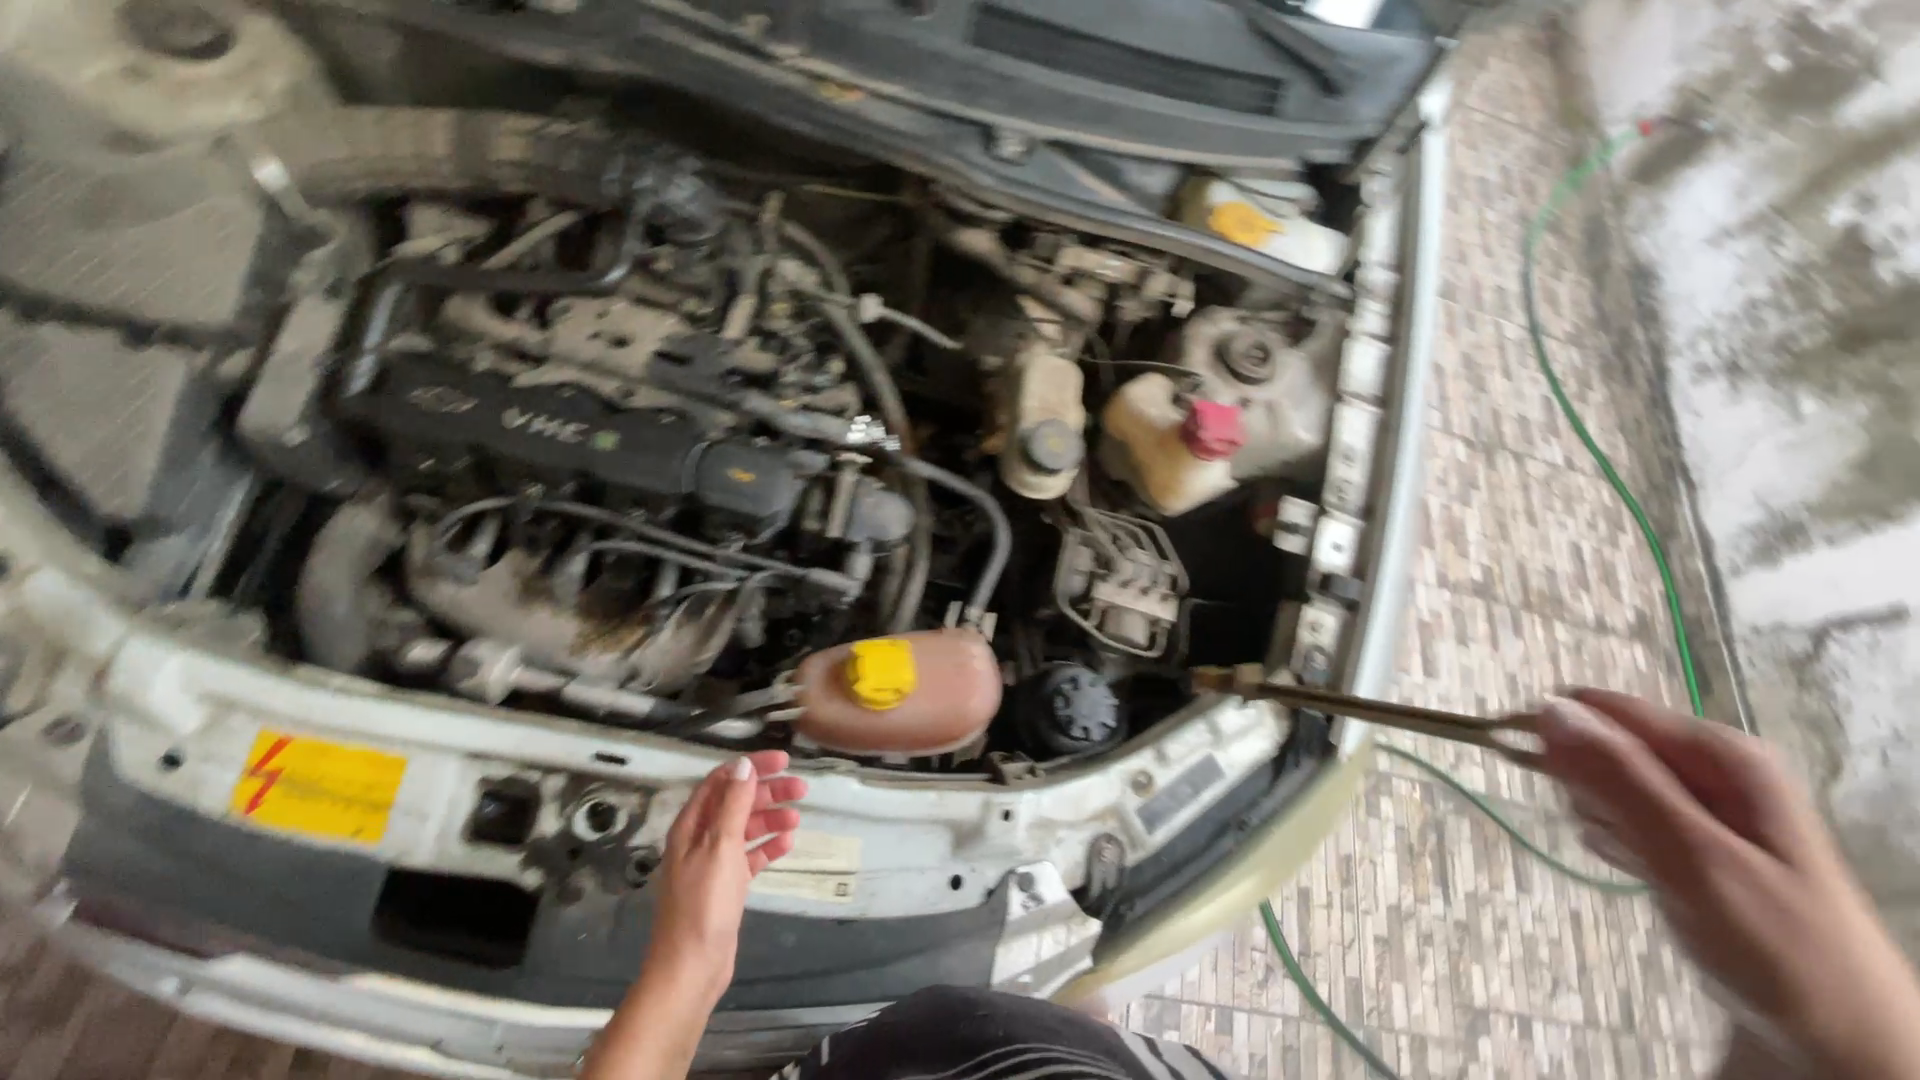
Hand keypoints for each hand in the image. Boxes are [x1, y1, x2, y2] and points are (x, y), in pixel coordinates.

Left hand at [582, 751, 805, 1079]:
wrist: (691, 966)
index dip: (750, 767)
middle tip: (801, 789)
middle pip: (735, 803)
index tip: (783, 761)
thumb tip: (743, 766)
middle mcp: (699, 840)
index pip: (721, 782)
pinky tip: (786, 845)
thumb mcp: (720, 847)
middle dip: (767, 792)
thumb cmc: (703, 904)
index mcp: (691, 826)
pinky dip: (767, 848)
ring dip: (770, 819)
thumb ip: (733, 805)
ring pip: (745, 829)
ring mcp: (712, 863)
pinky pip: (749, 857)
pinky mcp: (725, 886)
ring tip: (797, 819)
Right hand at [1534, 690, 1919, 1078]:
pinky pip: (1617, 818)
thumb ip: (1620, 778)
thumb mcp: (1693, 855)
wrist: (1835, 1036)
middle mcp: (1708, 766)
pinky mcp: (1681, 835)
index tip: (1539, 776)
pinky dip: (1615, 844)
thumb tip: (1547, 708)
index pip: (1603, 711)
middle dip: (1590, 790)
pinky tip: (1640, 873)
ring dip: (1601, 823)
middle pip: (1600, 747)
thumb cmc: (1775, 943)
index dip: (1560, 737)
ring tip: (1643, 866)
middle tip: (1624, 839)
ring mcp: (1696, 802)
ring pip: (1602, 785)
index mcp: (1721, 753)